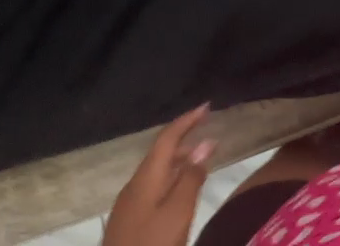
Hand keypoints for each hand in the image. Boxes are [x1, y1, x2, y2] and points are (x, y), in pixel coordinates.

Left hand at [103, 104, 215, 245]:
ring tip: (202, 162)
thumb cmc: (152, 244)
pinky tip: (181, 193)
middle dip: (185, 140)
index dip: (187, 120)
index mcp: (146, 178)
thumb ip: (192, 177)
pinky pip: (153, 189)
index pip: (167, 138)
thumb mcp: (178, 212)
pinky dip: (172, 180)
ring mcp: (129, 205)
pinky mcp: (128, 223)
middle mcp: (134, 185)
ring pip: (157, 173)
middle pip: (161, 154)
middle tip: (210, 134)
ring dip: (179, 162)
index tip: (208, 107)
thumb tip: (205, 142)